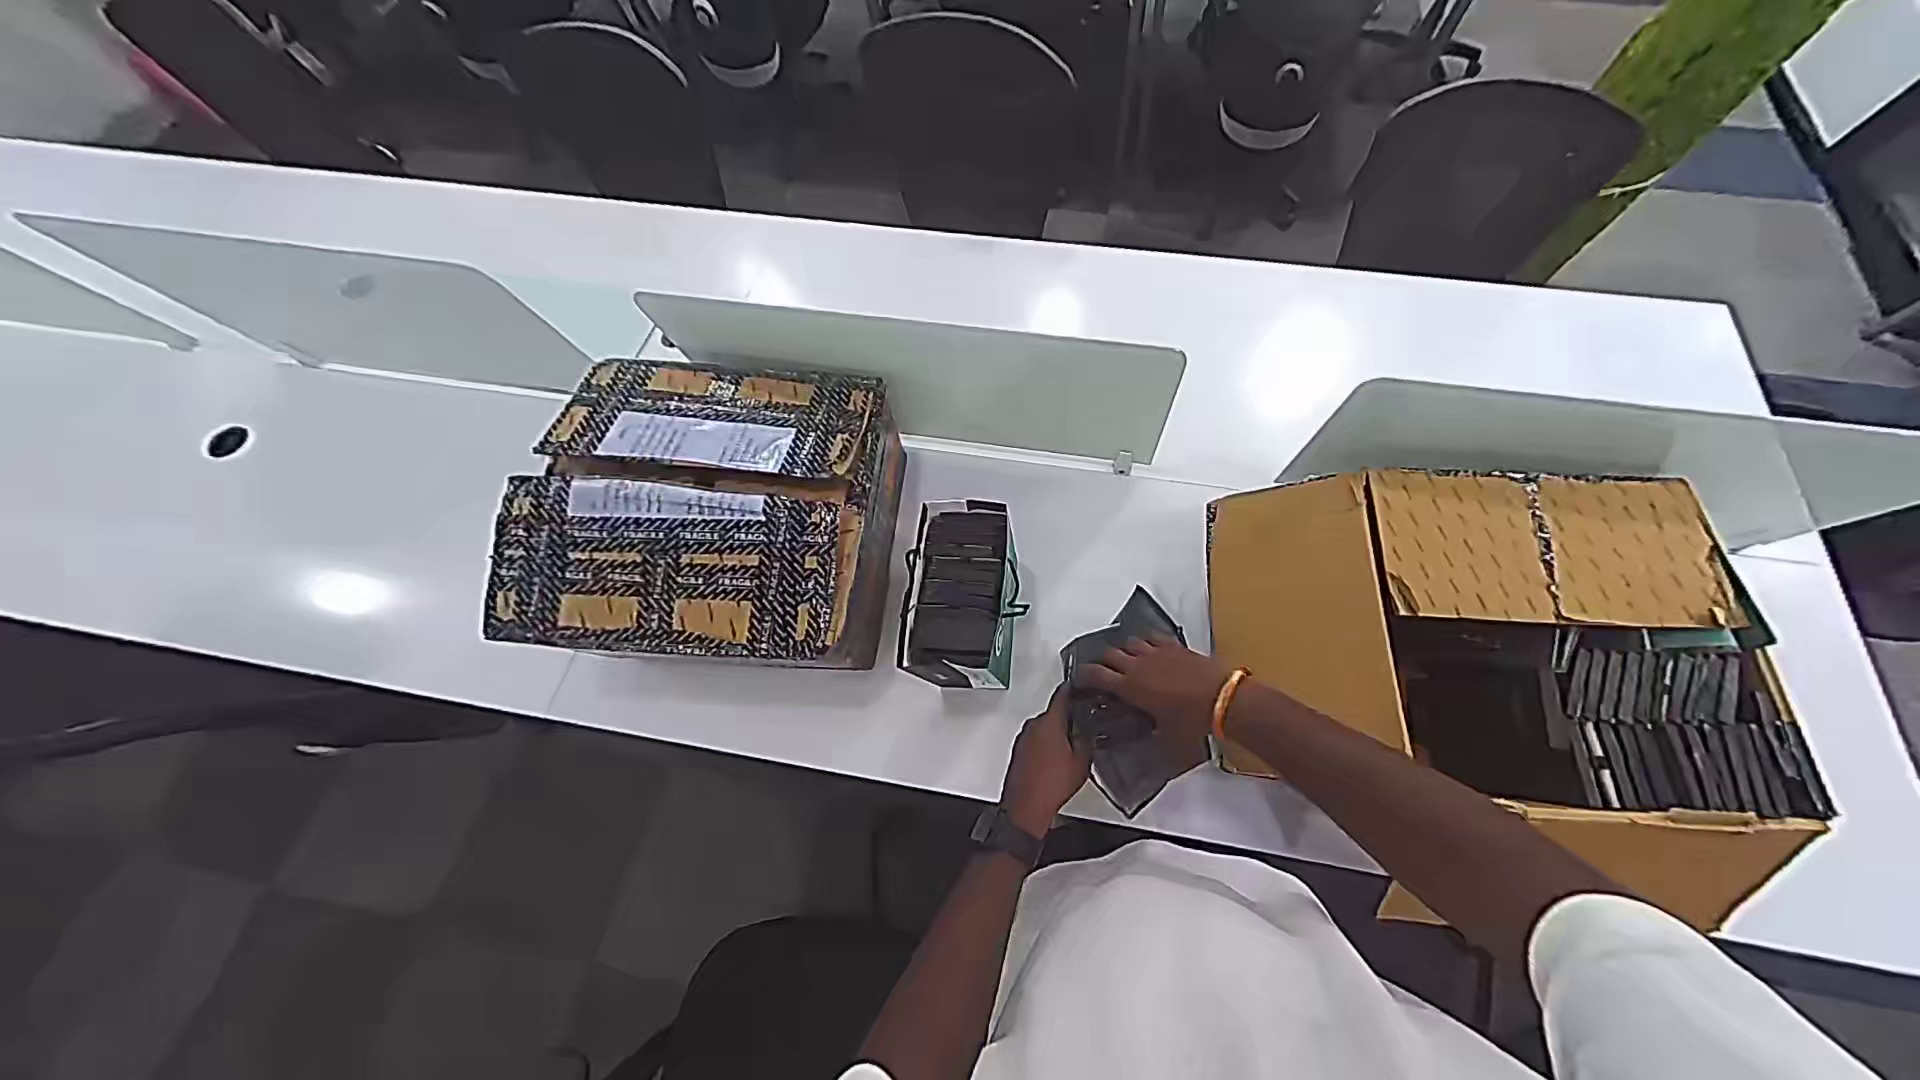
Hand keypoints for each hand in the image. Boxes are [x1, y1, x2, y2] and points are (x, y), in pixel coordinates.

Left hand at [1001, 685, 1091, 834]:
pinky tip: (1056, 760)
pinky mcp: (1019, 751)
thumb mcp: (1081, 762)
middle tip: (1083, 726)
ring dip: (1056, 733)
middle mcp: (1033, 726)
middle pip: (1053, 712)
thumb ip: (1086, 741)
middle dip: (1067, 717)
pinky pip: (1036, 740)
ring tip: (1071, 749)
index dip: (1073, 688)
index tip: (1079, 684)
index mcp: (1049, 722)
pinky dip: (1046, 745)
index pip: (1061, 695)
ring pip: (1044, 727)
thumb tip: (1087, 734)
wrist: (1026, 807)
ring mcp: (1023, 738)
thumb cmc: (1050, 786)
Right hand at [1076, 637, 1238, 761]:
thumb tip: (1148, 739)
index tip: (1080, 679)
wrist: (1223, 700)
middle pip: (1108, 654)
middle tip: (1104, 671)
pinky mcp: (1174, 646)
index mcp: (1130, 687)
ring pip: (1129, 642)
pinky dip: (1147, 642)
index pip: (1095, 674)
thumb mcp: (1166, 737)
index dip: (1083, 675)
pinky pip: (1153, 637)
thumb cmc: (1193, 721)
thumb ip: (1151, 735)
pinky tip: (1151, 649)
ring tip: (1128, 660)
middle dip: (1103, 662)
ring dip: (1125, 650)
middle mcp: (1138, 666)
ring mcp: (1156, 653)